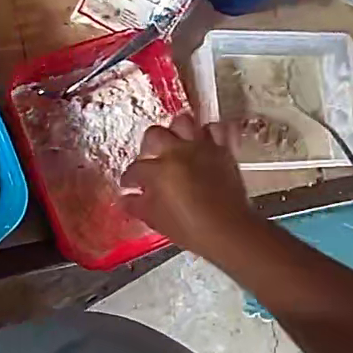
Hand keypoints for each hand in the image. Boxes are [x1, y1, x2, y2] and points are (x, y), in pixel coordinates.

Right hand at [120, 115, 259, 257]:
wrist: (228, 230)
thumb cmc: (190, 228)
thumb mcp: (156, 220)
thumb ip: (136, 206)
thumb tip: (124, 199)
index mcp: (158, 169)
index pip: (135, 168)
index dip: (129, 178)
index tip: (130, 185)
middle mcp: (178, 151)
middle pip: (154, 134)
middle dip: (148, 146)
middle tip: (150, 159)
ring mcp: (202, 147)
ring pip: (183, 121)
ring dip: (176, 131)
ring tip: (175, 143)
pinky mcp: (223, 150)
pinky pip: (217, 129)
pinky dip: (210, 132)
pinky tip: (205, 141)